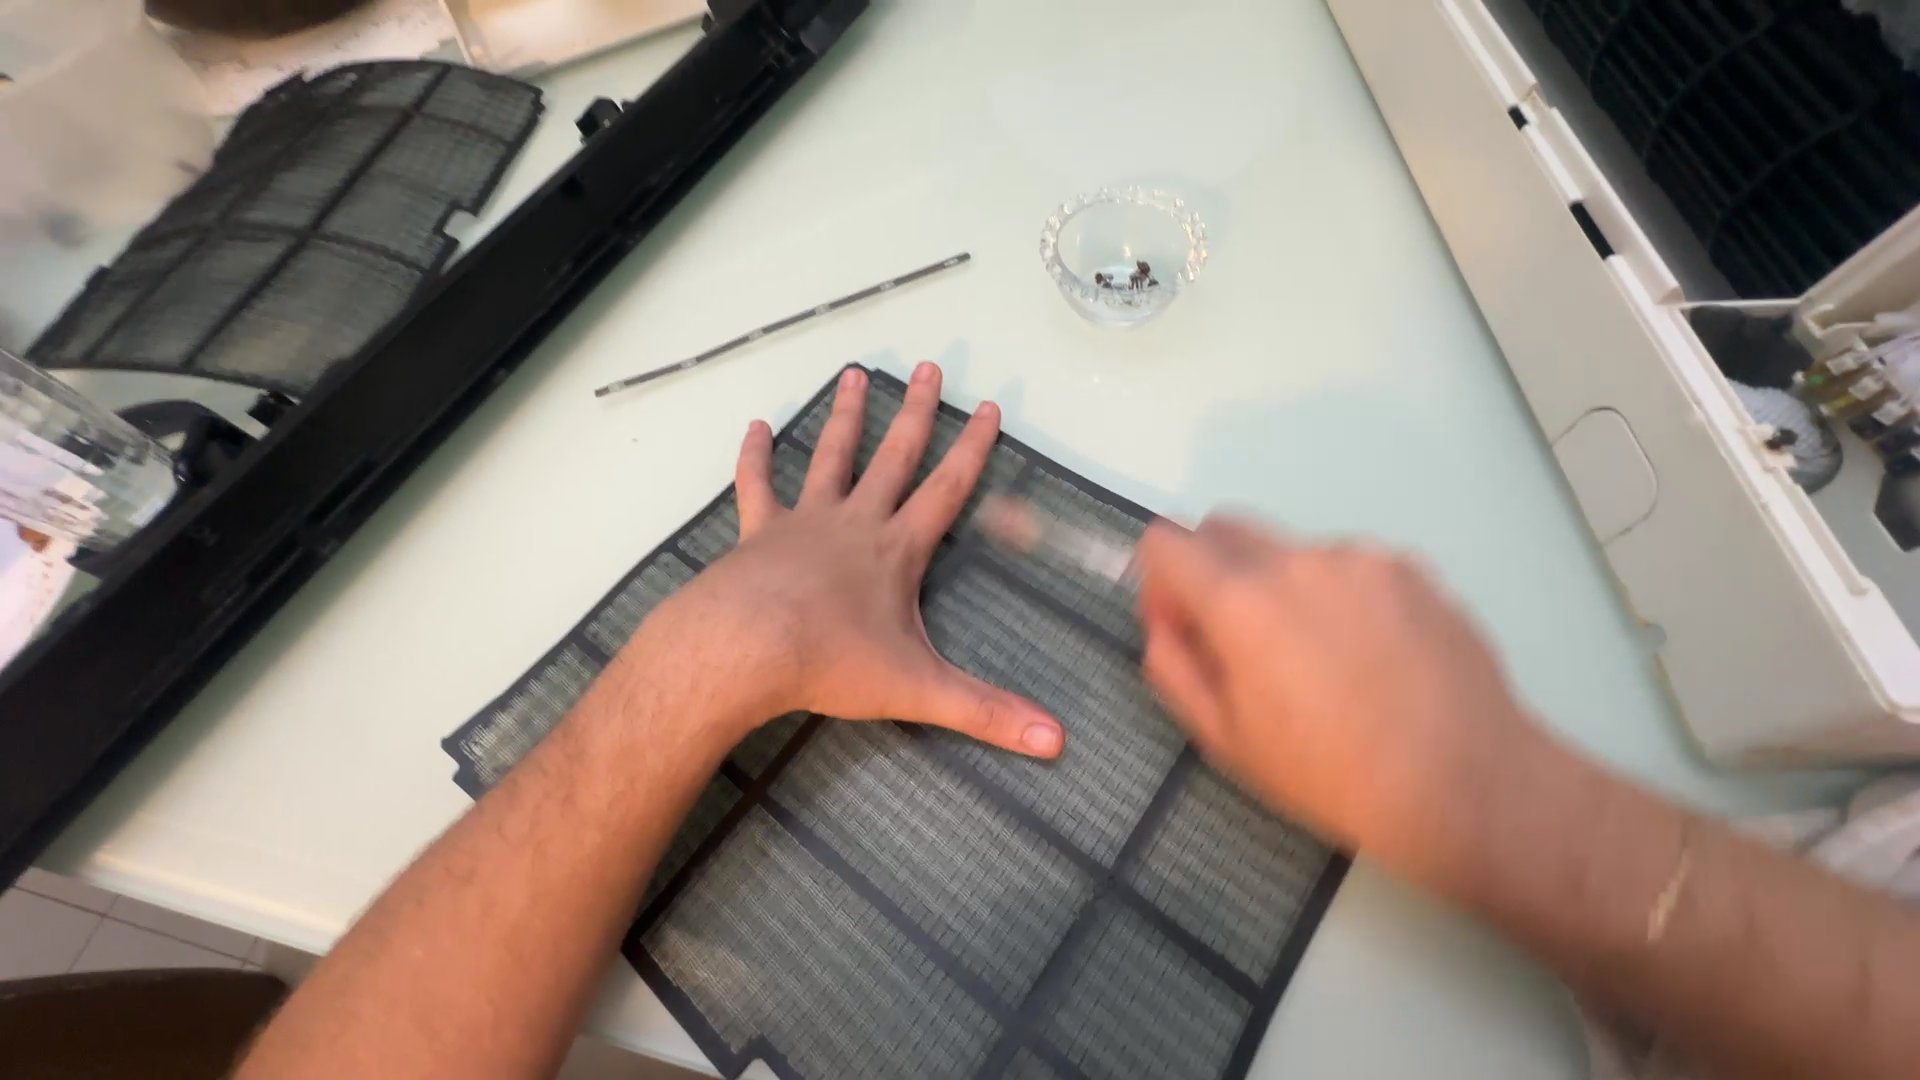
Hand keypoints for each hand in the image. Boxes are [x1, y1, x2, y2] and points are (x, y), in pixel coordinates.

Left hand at [625, 363, 1063, 757]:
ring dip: (845, 417)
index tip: (988, 407)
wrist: (743, 650)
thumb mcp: (918, 690)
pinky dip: (755, 456)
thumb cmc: (831, 663)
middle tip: (929, 365)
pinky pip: (757, 486)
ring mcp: (804, 521)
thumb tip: (1057, 742)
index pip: (947, 489)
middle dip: (916, 412)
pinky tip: (756, 426)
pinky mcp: (759, 532)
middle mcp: (856, 522)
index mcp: (897, 549)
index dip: (973, 449)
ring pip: (831, 457)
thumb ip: (986, 713)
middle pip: (894, 456)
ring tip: (854, 374)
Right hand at [1133, 516, 1542, 875]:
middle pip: (1221, 526)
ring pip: (1287, 549)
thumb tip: (1165, 619)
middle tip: (1238, 636)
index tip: (1182, 622)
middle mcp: (1296, 559)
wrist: (1470, 786)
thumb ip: (1172, 664)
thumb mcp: (1223, 738)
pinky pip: (1345, 564)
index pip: (1165, 540)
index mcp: (1241, 602)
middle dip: (1210, 568)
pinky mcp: (1410, 566)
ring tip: (1320, 654)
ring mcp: (1360, 557)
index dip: (1158, 578)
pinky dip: (1335, 593)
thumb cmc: (1330, 775)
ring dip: (1278, 585)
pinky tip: (1368, 651)